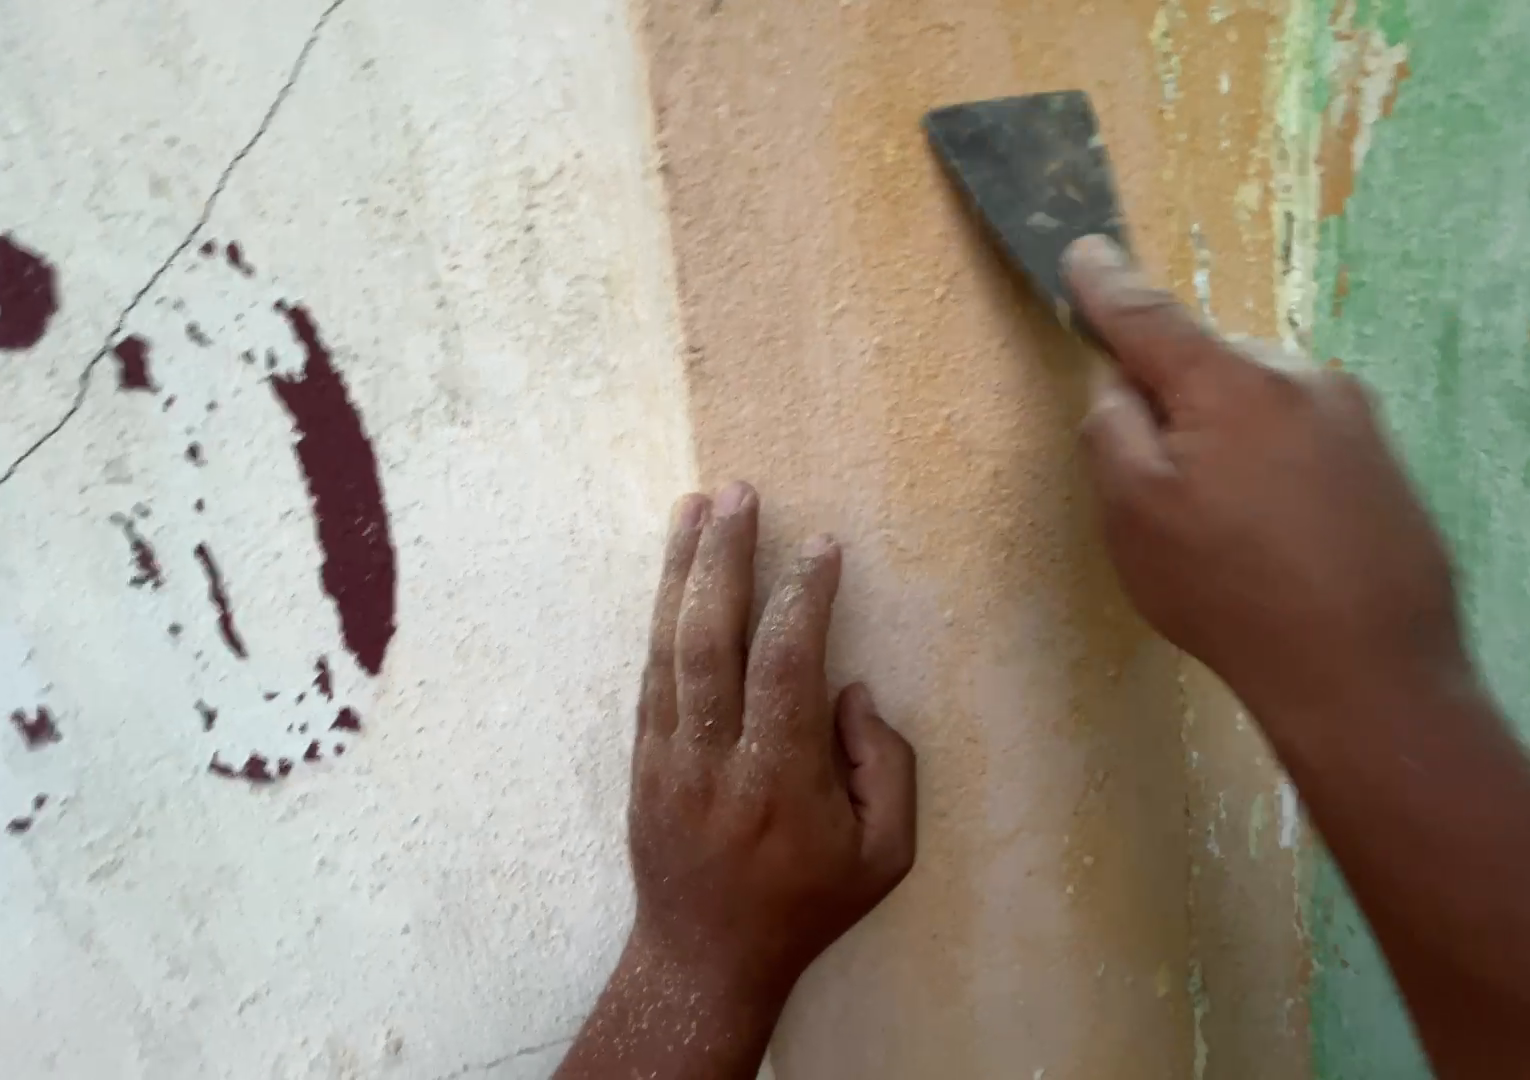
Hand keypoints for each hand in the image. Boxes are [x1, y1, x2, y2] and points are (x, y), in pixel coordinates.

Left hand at [628, 482, 916, 1001]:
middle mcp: (714, 755)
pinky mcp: (641, 752)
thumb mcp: (885, 855)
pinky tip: (673, 570)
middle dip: (725, 558)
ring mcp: (666, 751)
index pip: (787, 666)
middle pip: (712, 639)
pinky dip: (661, 610)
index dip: (804, 598)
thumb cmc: (805, 903)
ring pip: (669, 643)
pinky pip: (650, 668)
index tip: (822, 546)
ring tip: (694, 505)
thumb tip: (851, 689)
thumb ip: (888, 768)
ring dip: (682, 568)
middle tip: (738, 493)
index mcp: (779, 780)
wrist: (702, 955)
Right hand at [1060, 235, 1470, 721]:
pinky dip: (1258, 454)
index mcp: (1230, 384)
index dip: (1105, 286)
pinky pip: (1292, 429)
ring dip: (1214, 427)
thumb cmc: (1223, 588)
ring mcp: (1353, 416)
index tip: (1081, 250)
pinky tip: (1260, 524)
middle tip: (1147, 471)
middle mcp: (1301, 377)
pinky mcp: (1380, 459)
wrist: (1364, 673)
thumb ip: (1110, 429)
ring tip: (1210, 513)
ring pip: (1249, 396)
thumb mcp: (1131, 513)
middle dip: (1165, 391)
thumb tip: (1120, 382)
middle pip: (1203, 360)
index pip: (1149, 317)